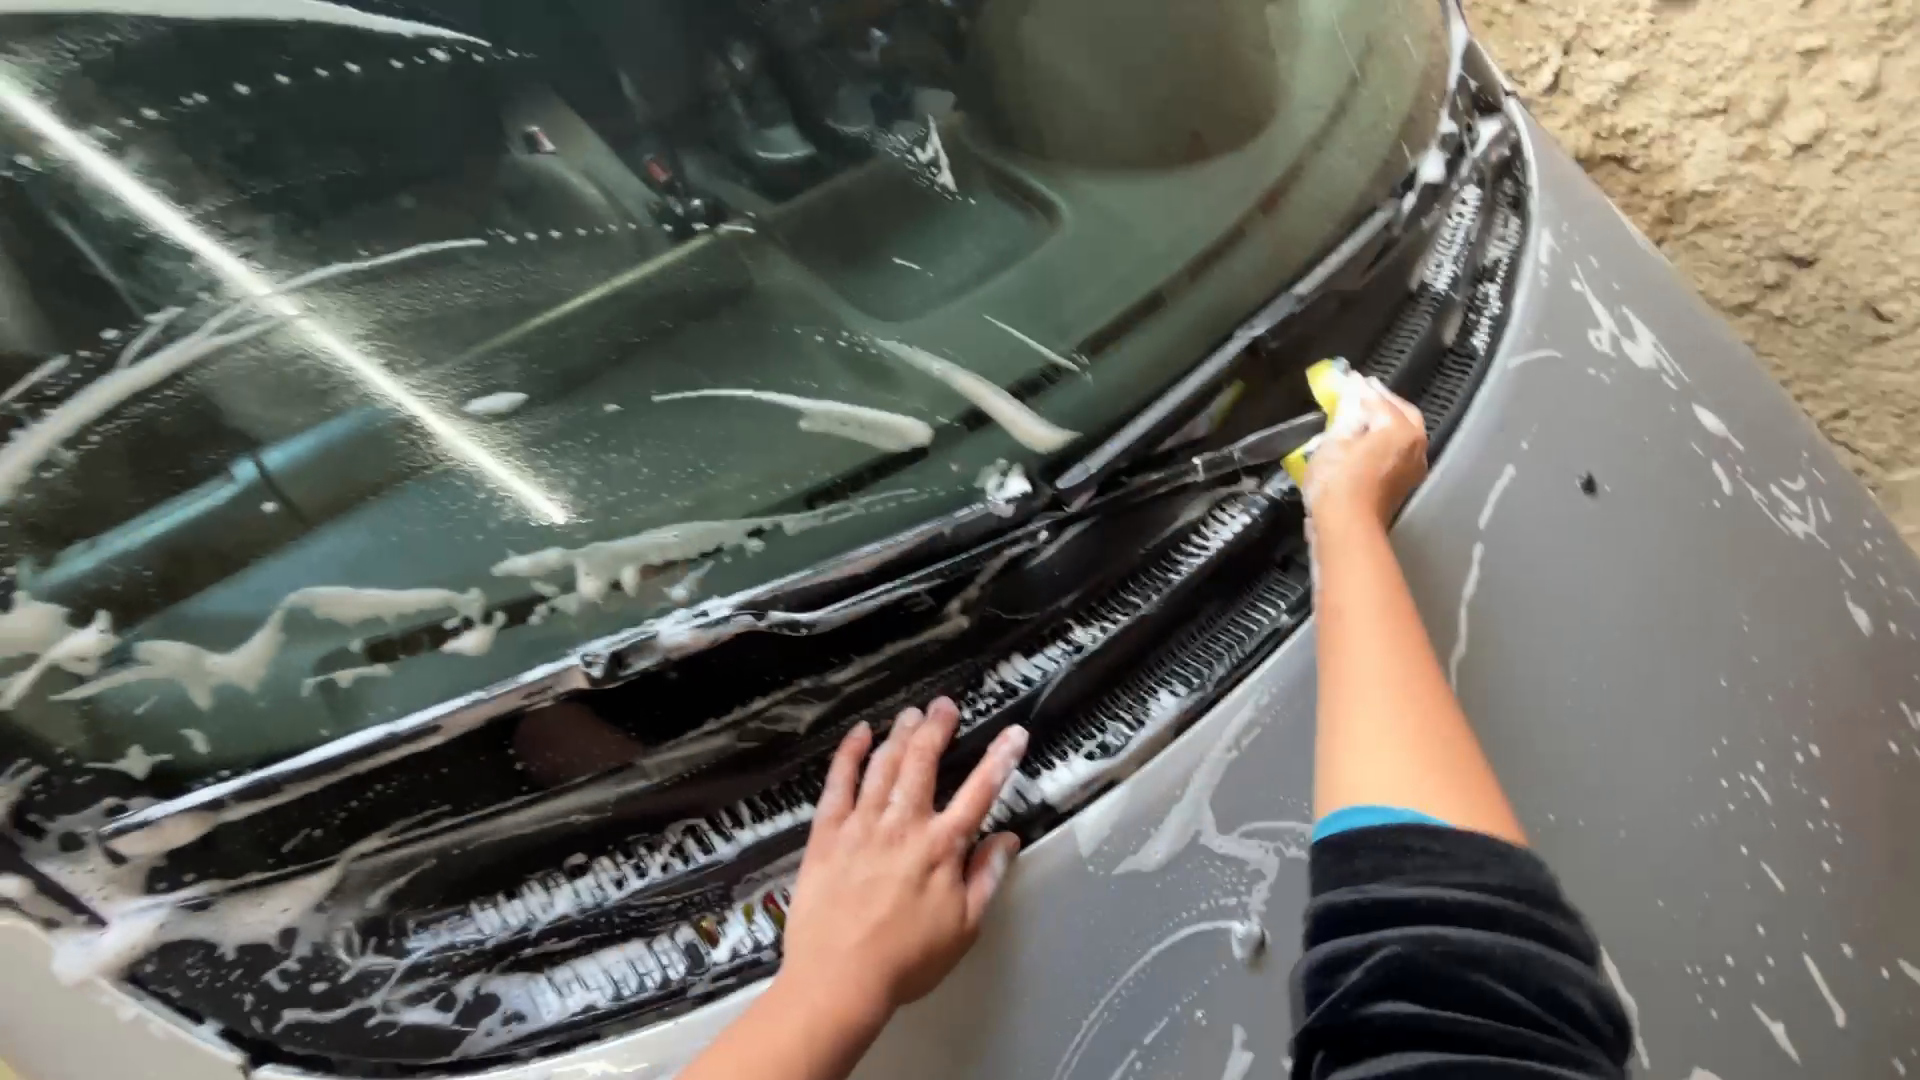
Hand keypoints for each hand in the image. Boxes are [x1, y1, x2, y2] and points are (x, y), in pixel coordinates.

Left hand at [778, 699, 1027, 1025]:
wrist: (838, 981)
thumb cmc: (907, 960)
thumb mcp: (964, 928)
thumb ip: (987, 877)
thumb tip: (1008, 839)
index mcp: (941, 847)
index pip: (980, 792)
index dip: (1001, 758)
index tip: (1014, 732)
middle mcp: (904, 824)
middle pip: (924, 762)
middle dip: (938, 728)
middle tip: (944, 706)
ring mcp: (863, 824)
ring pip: (885, 764)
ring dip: (901, 733)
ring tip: (912, 713)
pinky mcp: (828, 832)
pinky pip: (839, 783)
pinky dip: (850, 754)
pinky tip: (860, 734)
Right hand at [1304, 375, 1427, 527]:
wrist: (1347, 527)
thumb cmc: (1337, 481)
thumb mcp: (1334, 440)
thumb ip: (1347, 412)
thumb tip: (1353, 391)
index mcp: (1401, 428)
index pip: (1378, 400)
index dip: (1360, 389)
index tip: (1348, 379)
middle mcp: (1416, 444)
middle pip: (1401, 414)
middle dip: (1383, 403)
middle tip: (1362, 395)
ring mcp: (1413, 467)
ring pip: (1402, 435)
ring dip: (1385, 423)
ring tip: (1362, 418)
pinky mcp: (1403, 485)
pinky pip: (1396, 453)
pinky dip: (1384, 443)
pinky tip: (1366, 444)